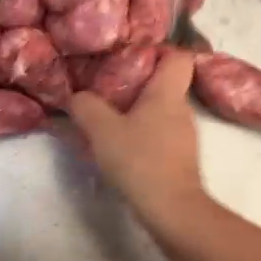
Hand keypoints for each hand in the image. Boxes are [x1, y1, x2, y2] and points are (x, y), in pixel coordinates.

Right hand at [68, 48, 212, 230]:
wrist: (172, 210)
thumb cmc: (140, 160)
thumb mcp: (101, 128)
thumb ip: (85, 106)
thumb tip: (77, 96)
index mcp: (167, 94)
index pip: (178, 56)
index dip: (157, 50)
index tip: (130, 53)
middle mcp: (181, 109)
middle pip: (164, 83)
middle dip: (136, 80)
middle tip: (105, 83)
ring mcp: (183, 135)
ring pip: (159, 109)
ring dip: (135, 108)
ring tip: (106, 114)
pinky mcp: (179, 157)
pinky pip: (158, 131)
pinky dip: (140, 131)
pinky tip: (117, 143)